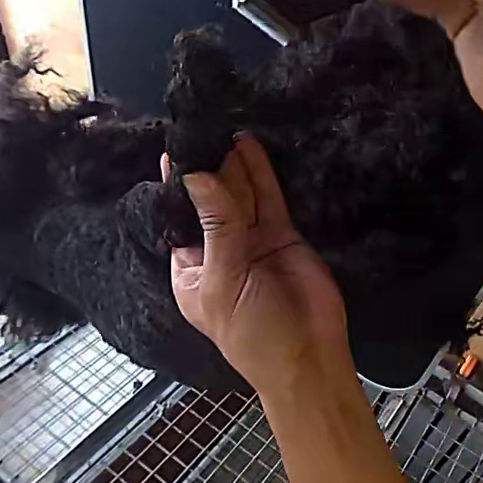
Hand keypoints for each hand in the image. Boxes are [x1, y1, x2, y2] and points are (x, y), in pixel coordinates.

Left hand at [166, 134, 351, 395]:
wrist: (310, 356)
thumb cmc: (254, 332)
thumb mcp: (224, 282)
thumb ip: (217, 228)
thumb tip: (198, 178)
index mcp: (190, 267)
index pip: (177, 218)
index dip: (175, 186)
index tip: (172, 148)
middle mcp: (220, 250)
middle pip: (210, 201)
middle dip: (208, 168)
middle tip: (203, 126)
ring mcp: (254, 242)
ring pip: (240, 196)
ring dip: (233, 166)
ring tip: (223, 127)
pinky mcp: (285, 236)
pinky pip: (270, 201)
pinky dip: (261, 175)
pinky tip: (250, 147)